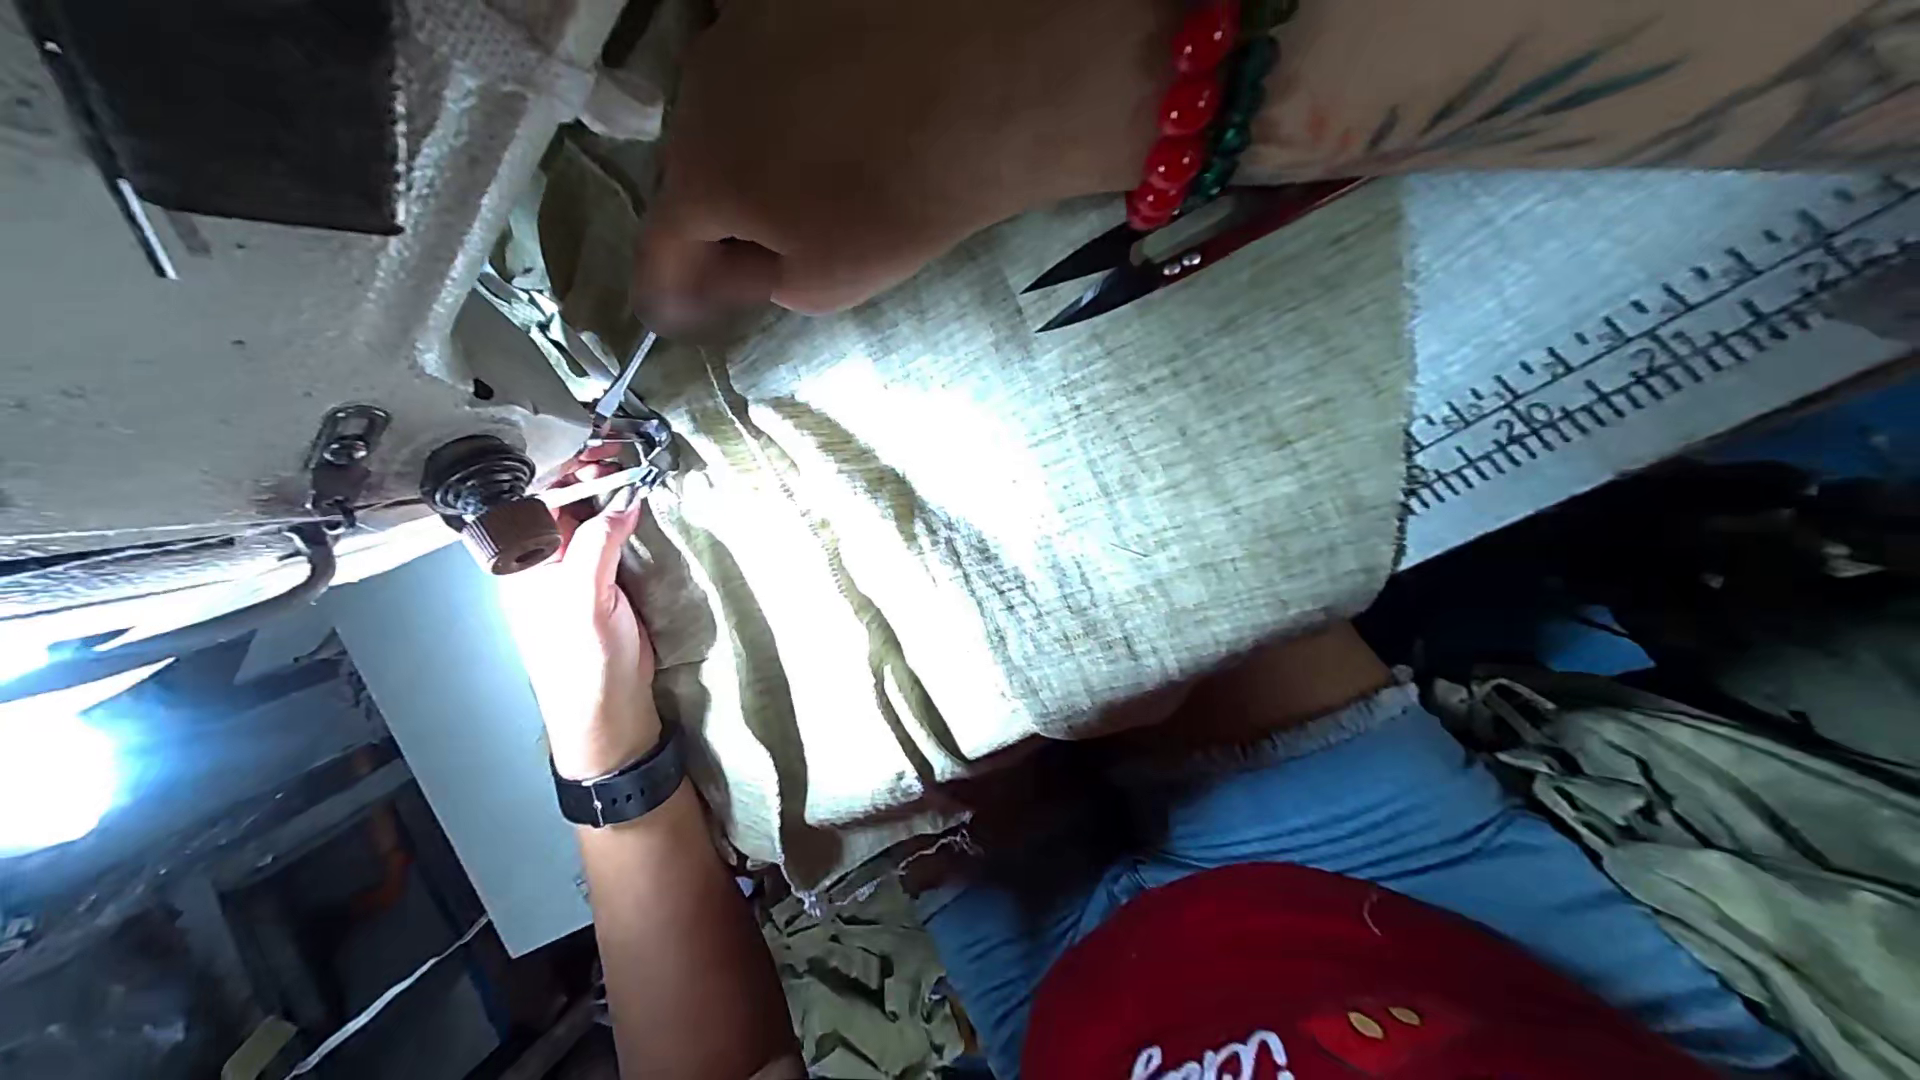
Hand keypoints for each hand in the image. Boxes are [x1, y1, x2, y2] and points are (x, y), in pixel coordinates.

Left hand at [496, 464, 658, 780]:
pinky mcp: (611, 582)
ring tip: (630, 465)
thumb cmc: (582, 662)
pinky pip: (616, 539)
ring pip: (591, 519)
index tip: (592, 446)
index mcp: (526, 565)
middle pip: (563, 506)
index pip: (536, 504)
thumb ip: (597, 546)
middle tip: (618, 450)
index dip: (561, 470)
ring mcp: (581, 571)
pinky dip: (629, 516)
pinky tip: (642, 500)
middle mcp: (549, 562)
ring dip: (610, 491)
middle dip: (587, 473)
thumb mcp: (583, 601)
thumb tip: (624, 501)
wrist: (611, 708)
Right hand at [631, 0, 1174, 324]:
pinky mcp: (777, 2)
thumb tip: (729, 270)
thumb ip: (760, 282)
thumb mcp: (824, 282)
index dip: (668, 286)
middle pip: (690, 179)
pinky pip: (762, 76)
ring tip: (805, 185)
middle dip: (715, 225)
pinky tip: (828, 125)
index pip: (661, 247)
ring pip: (724, 120)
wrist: (972, 89)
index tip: (676, 309)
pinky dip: (780, 110)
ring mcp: (734, 36)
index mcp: (700, 179)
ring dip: (748, 161)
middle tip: (756, 255)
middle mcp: (697, 98)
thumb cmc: (893, 209)